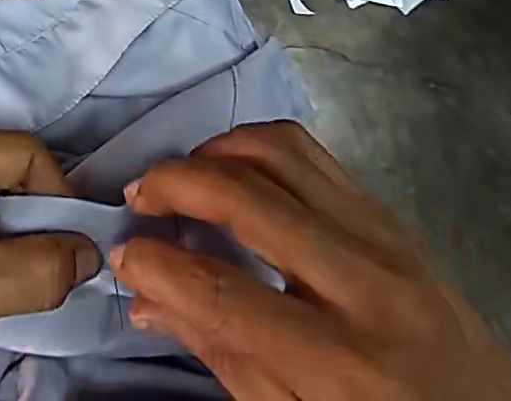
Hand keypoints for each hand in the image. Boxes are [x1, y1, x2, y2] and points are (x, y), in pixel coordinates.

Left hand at [0, 123, 100, 400]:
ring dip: (20, 237)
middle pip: (18, 174)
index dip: (60, 199)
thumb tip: (92, 255)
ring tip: (17, 277)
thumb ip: (49, 267)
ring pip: (3, 198)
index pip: (32, 157)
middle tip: (47, 266)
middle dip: (39, 222)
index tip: (70, 248)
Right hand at [111, 121, 510, 400]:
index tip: (121, 251)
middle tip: (140, 190)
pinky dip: (261, 145)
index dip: (159, 267)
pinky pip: (315, 154)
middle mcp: (365, 281)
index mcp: (342, 364)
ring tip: (186, 172)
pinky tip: (236, 166)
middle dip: (180, 181)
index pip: (226, 295)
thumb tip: (148, 298)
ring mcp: (384, 234)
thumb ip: (224, 357)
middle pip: (252, 196)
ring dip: (220, 147)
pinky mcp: (389, 212)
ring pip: (285, 149)